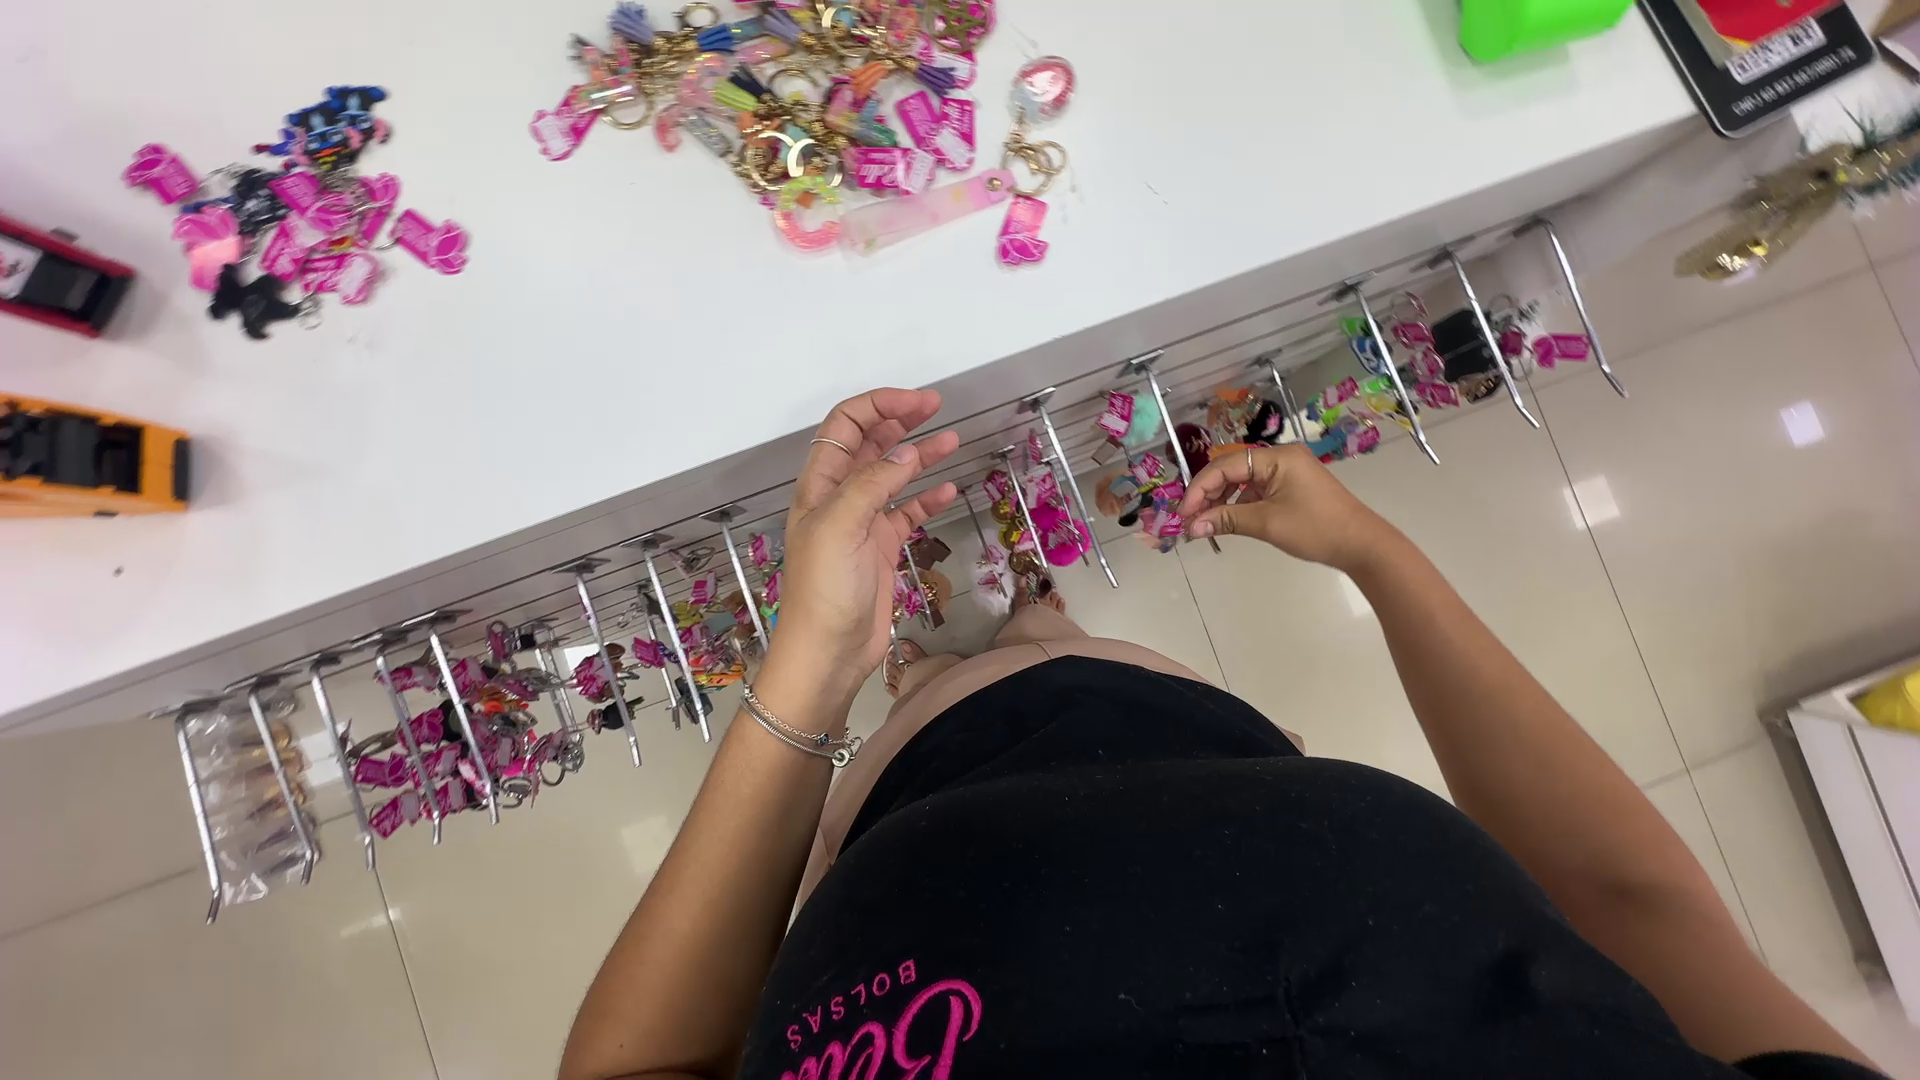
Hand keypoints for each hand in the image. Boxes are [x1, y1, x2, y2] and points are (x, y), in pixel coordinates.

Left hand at [766, 389, 959, 708]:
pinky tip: (947, 489)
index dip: (879, 405)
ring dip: (920, 455)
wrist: (828, 652)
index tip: (919, 403)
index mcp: (820, 484)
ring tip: (953, 441)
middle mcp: (840, 496)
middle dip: (900, 420)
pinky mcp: (882, 548)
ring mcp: (863, 522)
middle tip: (937, 408)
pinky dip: (927, 497)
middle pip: (870, 444)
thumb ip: (872, 484)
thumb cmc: (824, 590)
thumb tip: (906, 452)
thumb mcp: (840, 527)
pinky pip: (908, 513)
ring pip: (894, 475)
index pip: (845, 426)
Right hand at [1177, 444, 1396, 572]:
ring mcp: (1286, 472)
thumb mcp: (1267, 523)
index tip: (1184, 512)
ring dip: (1221, 500)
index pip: (1226, 465)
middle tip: (1190, 519)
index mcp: (1277, 457)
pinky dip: (1237, 504)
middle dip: (1208, 494)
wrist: (1362, 545)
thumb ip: (1227, 520)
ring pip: (1241, 481)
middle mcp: (1280, 458)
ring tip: (1204, 522)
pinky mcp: (1290, 488)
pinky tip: (1226, 520)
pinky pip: (1255, 491)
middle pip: (1232, 470)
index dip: (1200, 488)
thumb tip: (1192, 526)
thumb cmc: (1316, 529)